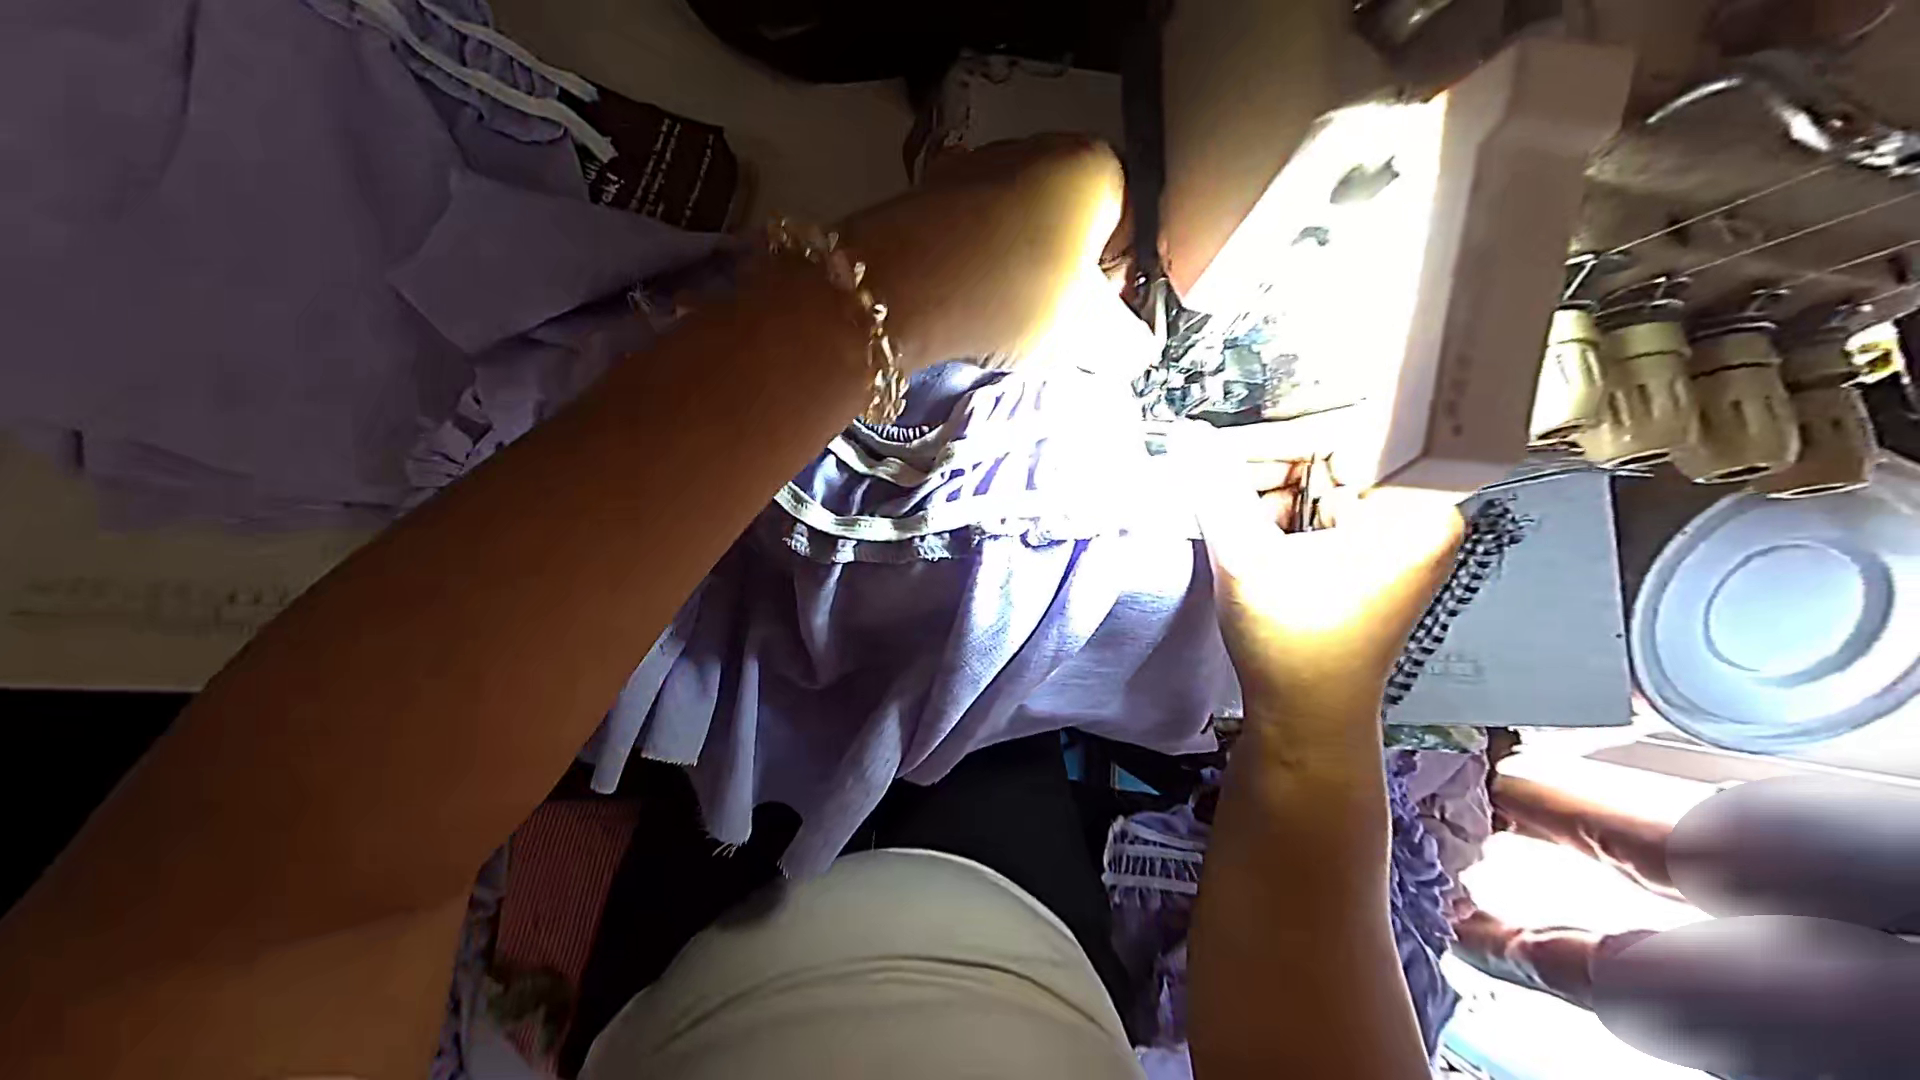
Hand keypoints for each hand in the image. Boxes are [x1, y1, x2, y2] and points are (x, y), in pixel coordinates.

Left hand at [839, 135, 1129, 368]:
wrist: (902, 286)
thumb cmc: (1012, 294)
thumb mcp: (1083, 331)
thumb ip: (1125, 342)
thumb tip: (1135, 348)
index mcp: (1096, 165)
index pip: (1133, 229)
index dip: (1118, 283)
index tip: (1093, 318)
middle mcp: (1042, 146)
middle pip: (1075, 228)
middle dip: (1068, 280)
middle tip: (1049, 323)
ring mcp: (982, 163)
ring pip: (1025, 231)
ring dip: (1024, 276)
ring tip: (1004, 317)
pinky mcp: (936, 190)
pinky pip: (980, 234)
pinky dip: (983, 266)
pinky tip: (971, 300)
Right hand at [1177, 424, 1463, 720]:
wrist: (1307, 712)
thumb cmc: (1295, 650)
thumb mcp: (1245, 559)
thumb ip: (1214, 489)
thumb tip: (1187, 438)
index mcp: (1414, 509)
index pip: (1337, 434)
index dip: (1267, 439)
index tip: (1214, 448)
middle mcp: (1416, 512)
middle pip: (1324, 455)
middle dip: (1257, 471)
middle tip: (1209, 485)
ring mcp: (1392, 531)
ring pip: (1313, 481)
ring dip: (1260, 495)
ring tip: (1227, 525)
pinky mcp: (1368, 548)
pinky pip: (1315, 507)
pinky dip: (1273, 516)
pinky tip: (1249, 540)